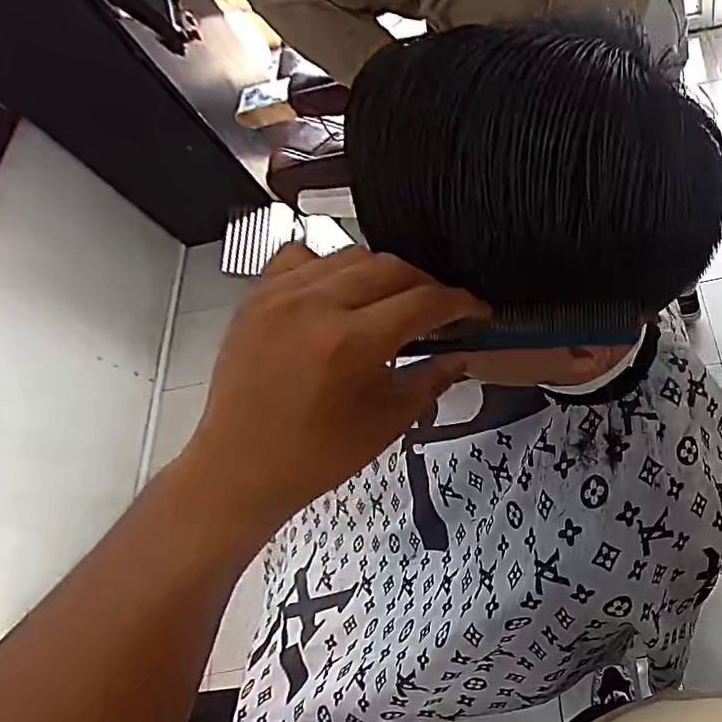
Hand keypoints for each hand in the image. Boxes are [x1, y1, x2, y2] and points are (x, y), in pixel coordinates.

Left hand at [171, 244, 486, 534]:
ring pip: (353, 256)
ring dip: (387, 274)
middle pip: (393, 268)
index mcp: (352, 341)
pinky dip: (334, 268)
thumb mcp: (393, 418)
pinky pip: (303, 259)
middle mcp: (313, 308)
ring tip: (400, 302)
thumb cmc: (314, 452)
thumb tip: (460, 357)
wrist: (244, 465)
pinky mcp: (257, 299)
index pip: (425, 301)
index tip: (476, 312)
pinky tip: (346, 295)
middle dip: (430, 286)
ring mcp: (280, 297)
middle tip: (446, 310)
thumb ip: (433, 378)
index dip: (462, 303)